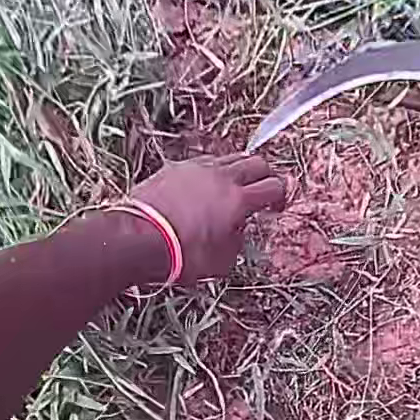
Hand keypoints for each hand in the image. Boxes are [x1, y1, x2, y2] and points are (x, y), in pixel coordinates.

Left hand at [130, 153, 286, 281]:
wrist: (140, 239)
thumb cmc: (182, 255)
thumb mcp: (221, 262)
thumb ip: (237, 241)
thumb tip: (238, 229)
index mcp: (238, 201)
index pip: (273, 187)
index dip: (280, 195)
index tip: (276, 206)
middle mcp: (222, 177)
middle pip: (256, 163)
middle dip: (265, 176)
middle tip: (263, 191)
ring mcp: (198, 167)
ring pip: (231, 157)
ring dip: (240, 169)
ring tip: (236, 185)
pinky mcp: (177, 167)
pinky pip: (205, 161)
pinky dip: (214, 170)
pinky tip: (208, 184)